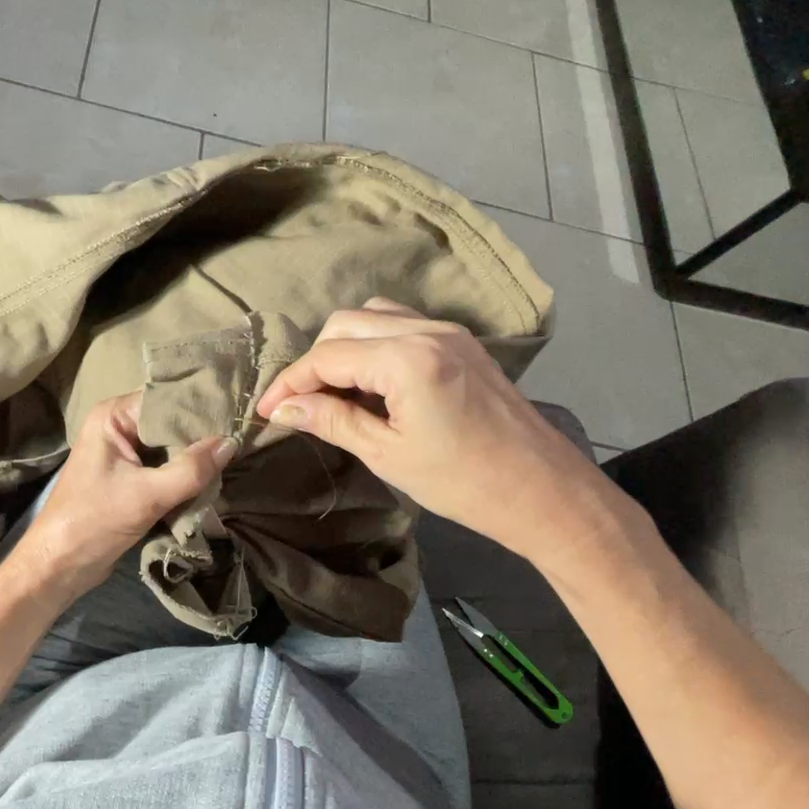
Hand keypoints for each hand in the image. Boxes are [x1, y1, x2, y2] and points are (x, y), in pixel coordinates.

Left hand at [12, 391, 235, 596]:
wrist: (60, 565)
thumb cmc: (93, 521)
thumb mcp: (148, 495)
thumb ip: (191, 469)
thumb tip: (231, 442)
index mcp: (113, 417)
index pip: (165, 399)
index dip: (199, 407)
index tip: (236, 414)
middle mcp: (118, 429)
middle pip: (170, 424)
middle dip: (201, 437)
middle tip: (242, 439)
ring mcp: (124, 456)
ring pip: (171, 450)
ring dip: (196, 461)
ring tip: (235, 459)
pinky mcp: (131, 481)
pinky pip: (166, 471)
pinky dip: (185, 479)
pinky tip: (213, 481)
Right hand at [255, 298, 620, 565]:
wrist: (543, 491)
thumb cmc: (462, 482)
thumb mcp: (387, 455)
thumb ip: (332, 421)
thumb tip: (283, 410)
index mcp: (407, 359)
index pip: (327, 356)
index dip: (289, 384)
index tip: (265, 412)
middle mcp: (427, 331)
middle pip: (345, 324)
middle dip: (313, 363)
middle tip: (299, 406)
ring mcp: (449, 332)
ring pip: (373, 317)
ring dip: (342, 349)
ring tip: (331, 394)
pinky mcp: (462, 343)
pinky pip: (401, 326)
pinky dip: (372, 346)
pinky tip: (368, 385)